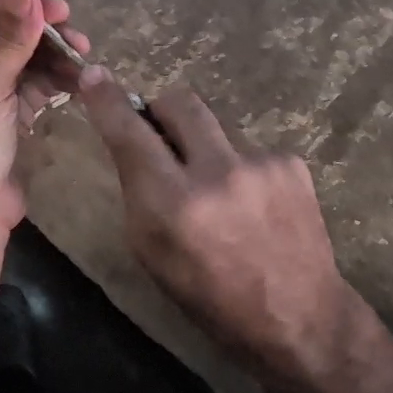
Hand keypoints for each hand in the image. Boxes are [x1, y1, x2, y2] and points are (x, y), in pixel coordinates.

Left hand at [0, 0, 87, 236]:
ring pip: (28, 60)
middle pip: (12, 35)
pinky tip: (78, 82)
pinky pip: (35, 85)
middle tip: (80, 42)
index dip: (26, 8)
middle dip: (46, 37)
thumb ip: (12, 39)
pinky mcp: (10, 112)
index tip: (63, 9)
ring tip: (83, 65)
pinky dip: (55, 81)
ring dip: (56, 59)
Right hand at [77, 70, 358, 380]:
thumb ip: (138, 191)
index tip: (94, 75)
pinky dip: (239, 169)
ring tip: (219, 195)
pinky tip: (252, 204)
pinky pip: (247, 149)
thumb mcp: (151, 252)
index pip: (129, 134)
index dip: (107, 100)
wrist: (299, 317)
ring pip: (215, 128)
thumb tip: (131, 143)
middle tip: (160, 135)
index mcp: (172, 204)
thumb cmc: (208, 295)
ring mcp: (260, 164)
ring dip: (204, 149)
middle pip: (179, 101)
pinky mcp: (292, 164)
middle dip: (161, 110)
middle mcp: (216, 173)